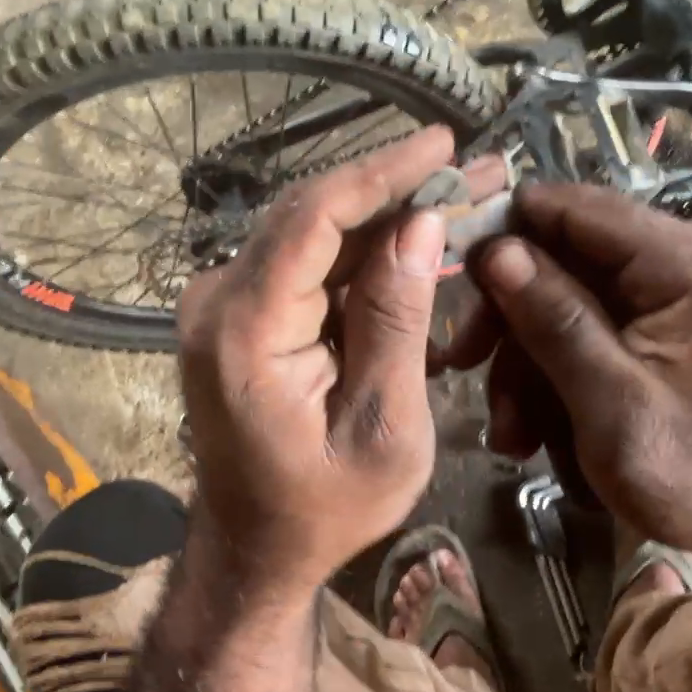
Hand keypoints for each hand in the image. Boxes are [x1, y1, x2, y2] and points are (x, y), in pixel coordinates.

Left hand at [175, 127, 453, 594]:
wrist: (255, 548)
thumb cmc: (323, 509)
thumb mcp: (383, 431)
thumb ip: (395, 324)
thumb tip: (421, 225)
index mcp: (244, 332)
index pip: (313, 219)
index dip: (380, 172)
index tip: (442, 143)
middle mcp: (220, 301)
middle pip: (314, 215)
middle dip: (397, 188)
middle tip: (471, 167)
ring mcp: (226, 302)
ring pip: (316, 232)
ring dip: (387, 215)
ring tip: (459, 194)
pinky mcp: (242, 310)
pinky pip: (310, 263)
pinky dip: (365, 251)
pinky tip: (419, 240)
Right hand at [439, 183, 691, 569]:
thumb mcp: (618, 406)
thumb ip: (556, 322)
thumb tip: (495, 250)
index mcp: (685, 263)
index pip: (575, 209)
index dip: (506, 232)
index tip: (451, 278)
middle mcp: (678, 265)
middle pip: (563, 259)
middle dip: (511, 318)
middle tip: (465, 368)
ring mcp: (670, 302)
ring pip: (565, 304)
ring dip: (528, 363)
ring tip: (512, 435)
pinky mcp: (660, 336)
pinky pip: (589, 337)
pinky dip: (555, 379)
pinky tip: (538, 434)